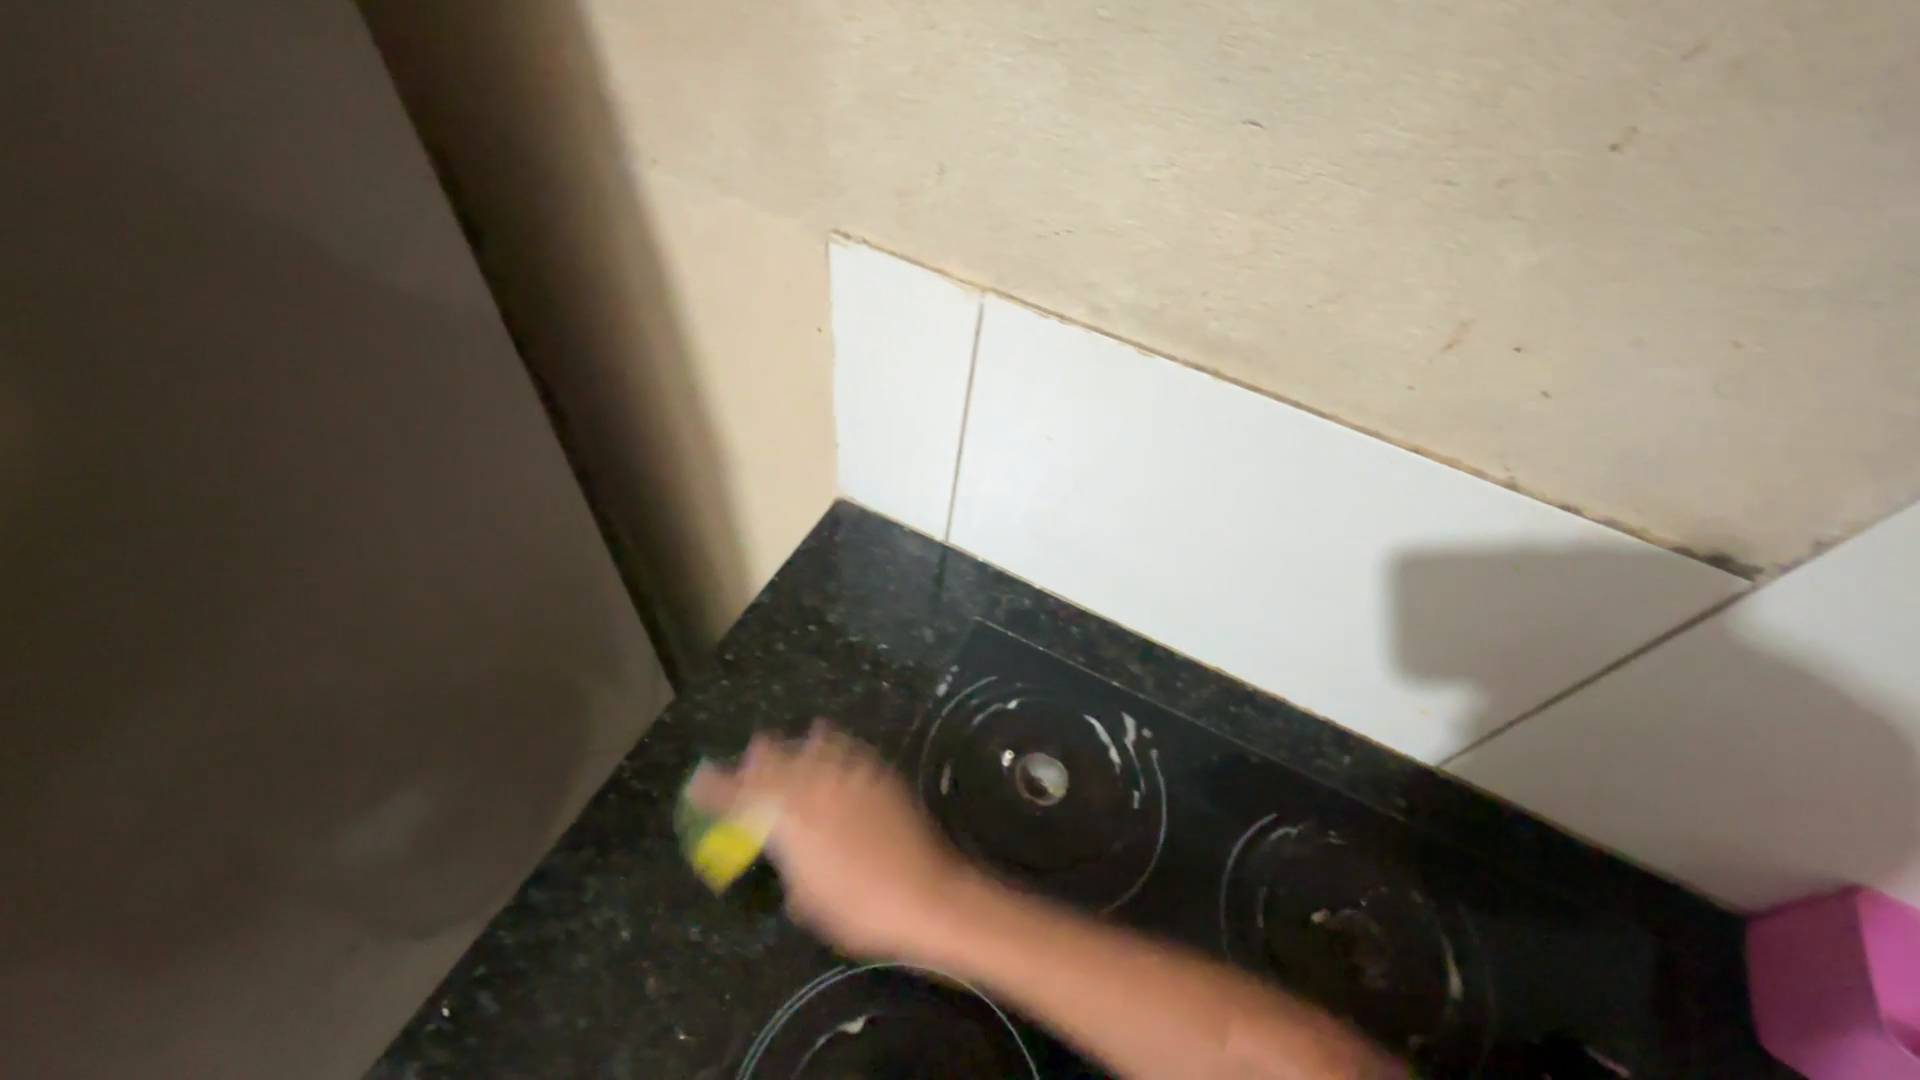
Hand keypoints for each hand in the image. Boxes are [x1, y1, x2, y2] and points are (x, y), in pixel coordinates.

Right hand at [687, 723, 970, 961]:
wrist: (926, 895)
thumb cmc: (861, 910)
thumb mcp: (809, 897)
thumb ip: (791, 862)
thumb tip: (787, 848)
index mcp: (792, 822)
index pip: (743, 797)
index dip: (717, 788)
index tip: (699, 780)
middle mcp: (817, 790)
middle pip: (777, 762)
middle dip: (756, 760)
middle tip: (746, 756)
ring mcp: (851, 777)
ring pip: (811, 748)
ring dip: (792, 747)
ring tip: (780, 743)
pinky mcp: (880, 775)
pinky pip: (847, 749)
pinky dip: (832, 744)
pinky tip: (827, 739)